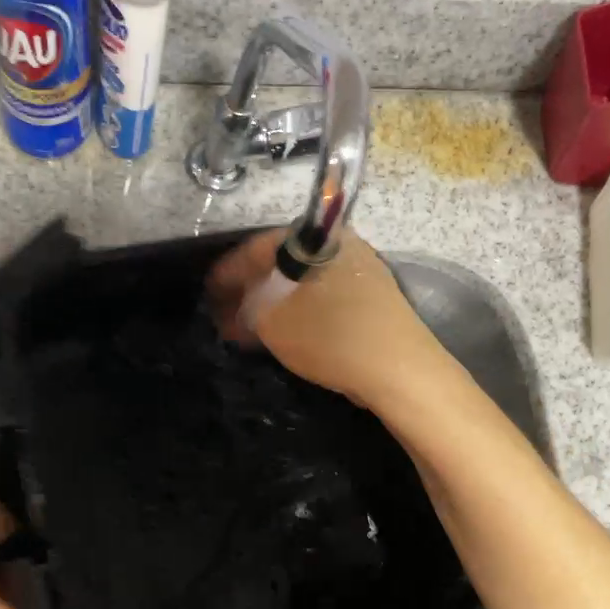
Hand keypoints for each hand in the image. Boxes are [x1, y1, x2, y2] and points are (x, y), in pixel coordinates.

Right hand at [207, 229, 443, 407]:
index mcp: (316, 238)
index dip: (228, 271)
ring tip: (246, 328)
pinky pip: (321, 297)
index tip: (209, 292)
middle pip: (282, 263)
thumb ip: (247, 307)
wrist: (400, 370)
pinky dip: (296, 310)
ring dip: (271, 302)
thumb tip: (238, 305)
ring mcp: (360, 271)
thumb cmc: (331, 336)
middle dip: (249, 288)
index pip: (259, 246)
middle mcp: (340, 245)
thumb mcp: (273, 322)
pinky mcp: (371, 300)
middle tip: (224, 311)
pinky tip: (280, 332)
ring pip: (302, 282)